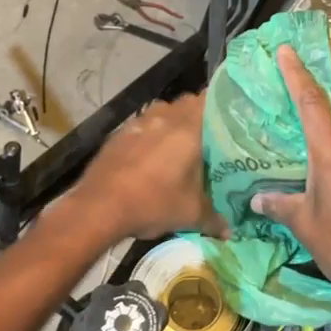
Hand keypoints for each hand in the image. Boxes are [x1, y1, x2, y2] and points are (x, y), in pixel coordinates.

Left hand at [71, 92, 228, 240]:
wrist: (99, 206)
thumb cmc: (153, 202)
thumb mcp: (190, 215)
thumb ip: (214, 219)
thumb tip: (229, 232)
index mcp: (188, 128)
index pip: (210, 98)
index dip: (222, 105)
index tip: (230, 120)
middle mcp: (164, 117)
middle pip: (187, 102)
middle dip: (197, 116)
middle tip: (207, 138)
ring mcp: (139, 122)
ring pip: (163, 111)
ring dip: (171, 123)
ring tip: (178, 146)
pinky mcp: (119, 133)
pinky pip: (142, 126)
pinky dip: (149, 135)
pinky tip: (149, 158)